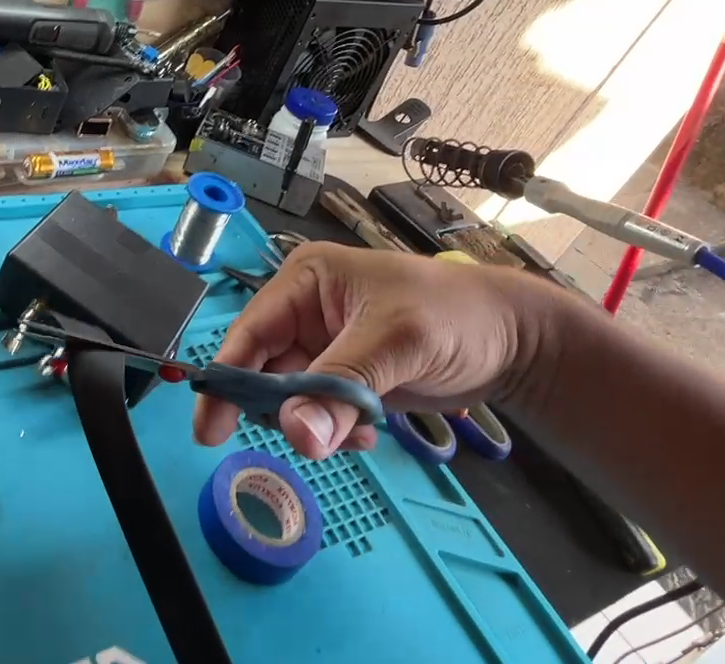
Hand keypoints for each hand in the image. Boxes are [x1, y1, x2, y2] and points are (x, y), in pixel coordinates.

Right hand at [193, 242, 573, 459]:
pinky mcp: (345, 375)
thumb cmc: (453, 316)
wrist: (516, 338)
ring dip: (313, 422)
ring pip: (290, 396)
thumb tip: (295, 437)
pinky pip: (318, 411)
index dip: (227, 378)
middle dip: (280, 408)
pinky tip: (367, 433)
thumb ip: (340, 390)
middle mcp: (305, 311)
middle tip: (302, 442)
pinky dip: (334, 429)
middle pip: (264, 367)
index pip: (250, 331)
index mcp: (305, 281)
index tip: (208, 429)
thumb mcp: (394, 344)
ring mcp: (325, 345)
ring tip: (356, 433)